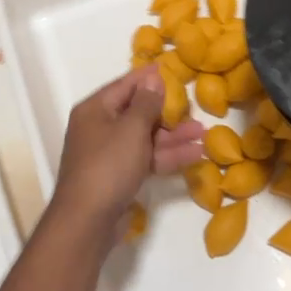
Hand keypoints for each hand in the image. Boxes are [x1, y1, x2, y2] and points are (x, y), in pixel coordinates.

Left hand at [49, 65, 203, 230]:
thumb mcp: (131, 129)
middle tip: (194, 108)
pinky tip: (194, 155)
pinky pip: (146, 158)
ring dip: (173, 136)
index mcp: (95, 110)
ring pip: (145, 137)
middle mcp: (100, 128)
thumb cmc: (108, 165)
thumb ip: (146, 103)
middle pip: (137, 112)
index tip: (172, 70)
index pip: (125, 85)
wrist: (88, 220)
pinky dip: (167, 156)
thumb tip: (153, 78)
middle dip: (168, 112)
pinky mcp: (119, 176)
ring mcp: (109, 154)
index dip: (149, 77)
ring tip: (203, 134)